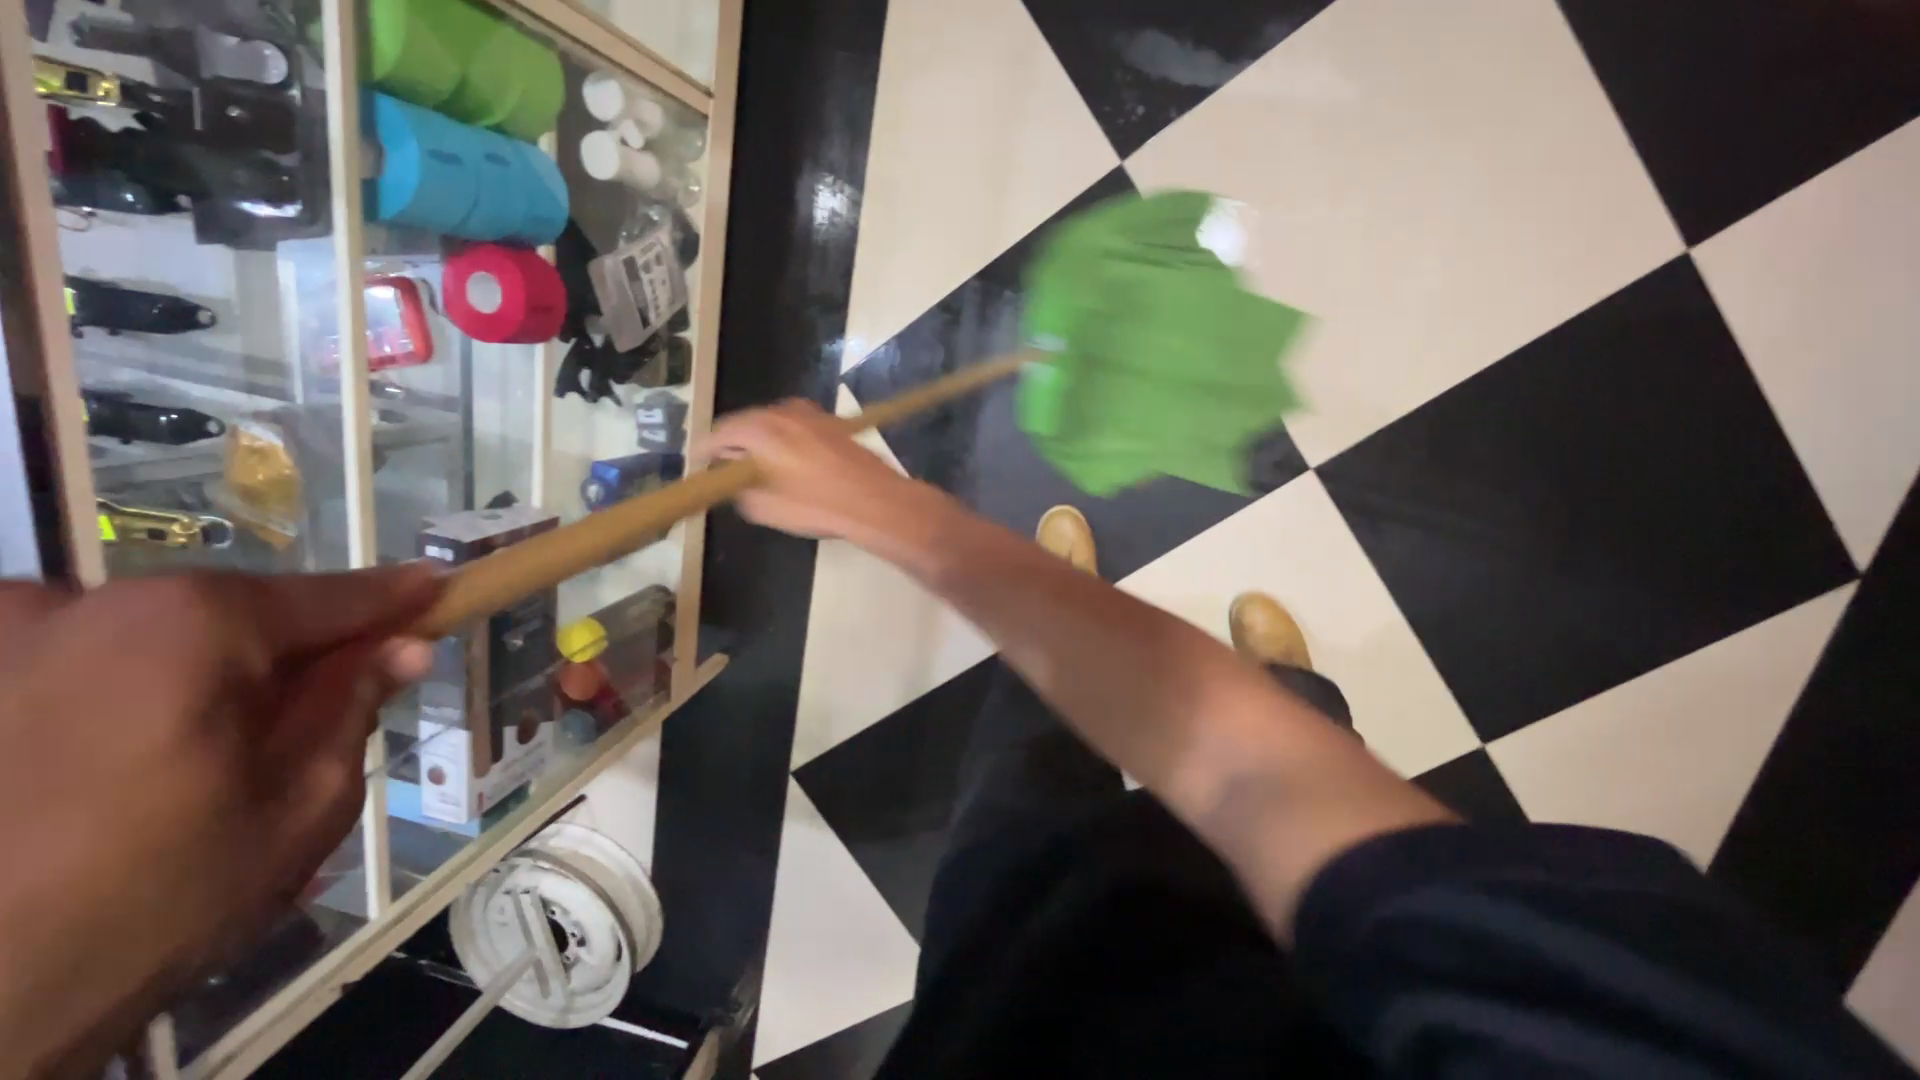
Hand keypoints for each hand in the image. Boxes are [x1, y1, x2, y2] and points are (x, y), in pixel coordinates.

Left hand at [0, 564, 441, 1076]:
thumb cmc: (157, 902)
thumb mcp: (302, 802)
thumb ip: (351, 706)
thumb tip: (403, 648)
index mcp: (185, 625)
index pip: (324, 597)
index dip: (393, 597)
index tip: (440, 586)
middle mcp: (81, 603)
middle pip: (231, 614)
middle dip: (290, 650)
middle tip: (335, 698)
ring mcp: (0, 640)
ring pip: (152, 635)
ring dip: (205, 672)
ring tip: (219, 749)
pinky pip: (75, 662)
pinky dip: (125, 691)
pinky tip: (124, 760)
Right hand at [708, 399, 935, 542]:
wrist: (876, 501)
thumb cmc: (817, 505)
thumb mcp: (765, 507)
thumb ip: (739, 490)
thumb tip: (734, 483)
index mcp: (760, 428)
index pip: (718, 433)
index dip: (704, 451)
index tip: (697, 465)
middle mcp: (782, 412)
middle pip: (746, 424)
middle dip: (734, 445)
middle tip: (726, 469)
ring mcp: (811, 414)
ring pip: (773, 424)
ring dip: (761, 443)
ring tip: (758, 469)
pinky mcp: (832, 423)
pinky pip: (796, 429)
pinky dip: (786, 442)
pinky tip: (792, 465)